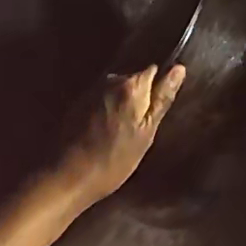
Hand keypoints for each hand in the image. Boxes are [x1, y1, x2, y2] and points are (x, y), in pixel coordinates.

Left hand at [56, 63, 184, 203]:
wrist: (65, 177)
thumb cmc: (113, 159)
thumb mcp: (146, 133)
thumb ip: (162, 98)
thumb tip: (180, 68)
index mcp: (132, 84)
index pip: (154, 71)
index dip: (157, 89)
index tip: (153, 111)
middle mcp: (111, 79)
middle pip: (134, 79)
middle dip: (137, 97)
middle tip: (137, 128)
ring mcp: (92, 89)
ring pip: (116, 90)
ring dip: (120, 104)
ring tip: (118, 133)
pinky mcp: (78, 102)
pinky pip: (100, 100)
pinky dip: (105, 111)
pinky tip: (101, 134)